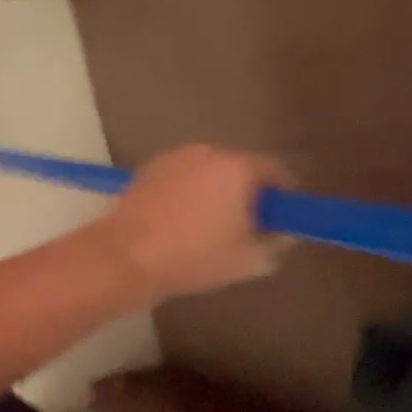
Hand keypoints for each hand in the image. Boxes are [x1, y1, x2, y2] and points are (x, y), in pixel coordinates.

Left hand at [100, 144, 291, 299]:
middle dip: (250, 189)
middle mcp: (205, 152)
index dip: (284, 192)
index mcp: (236, 167)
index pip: (275, 168)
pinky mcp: (150, 167)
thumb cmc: (195, 256)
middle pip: (240, 165)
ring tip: (215, 223)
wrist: (128, 253)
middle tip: (251, 223)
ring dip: (218, 187)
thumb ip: (277, 240)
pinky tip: (184, 218)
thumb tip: (282, 230)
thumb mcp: (251, 259)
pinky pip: (184, 174)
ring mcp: (174, 157)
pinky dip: (191, 188)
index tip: (284, 216)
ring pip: (209, 169)